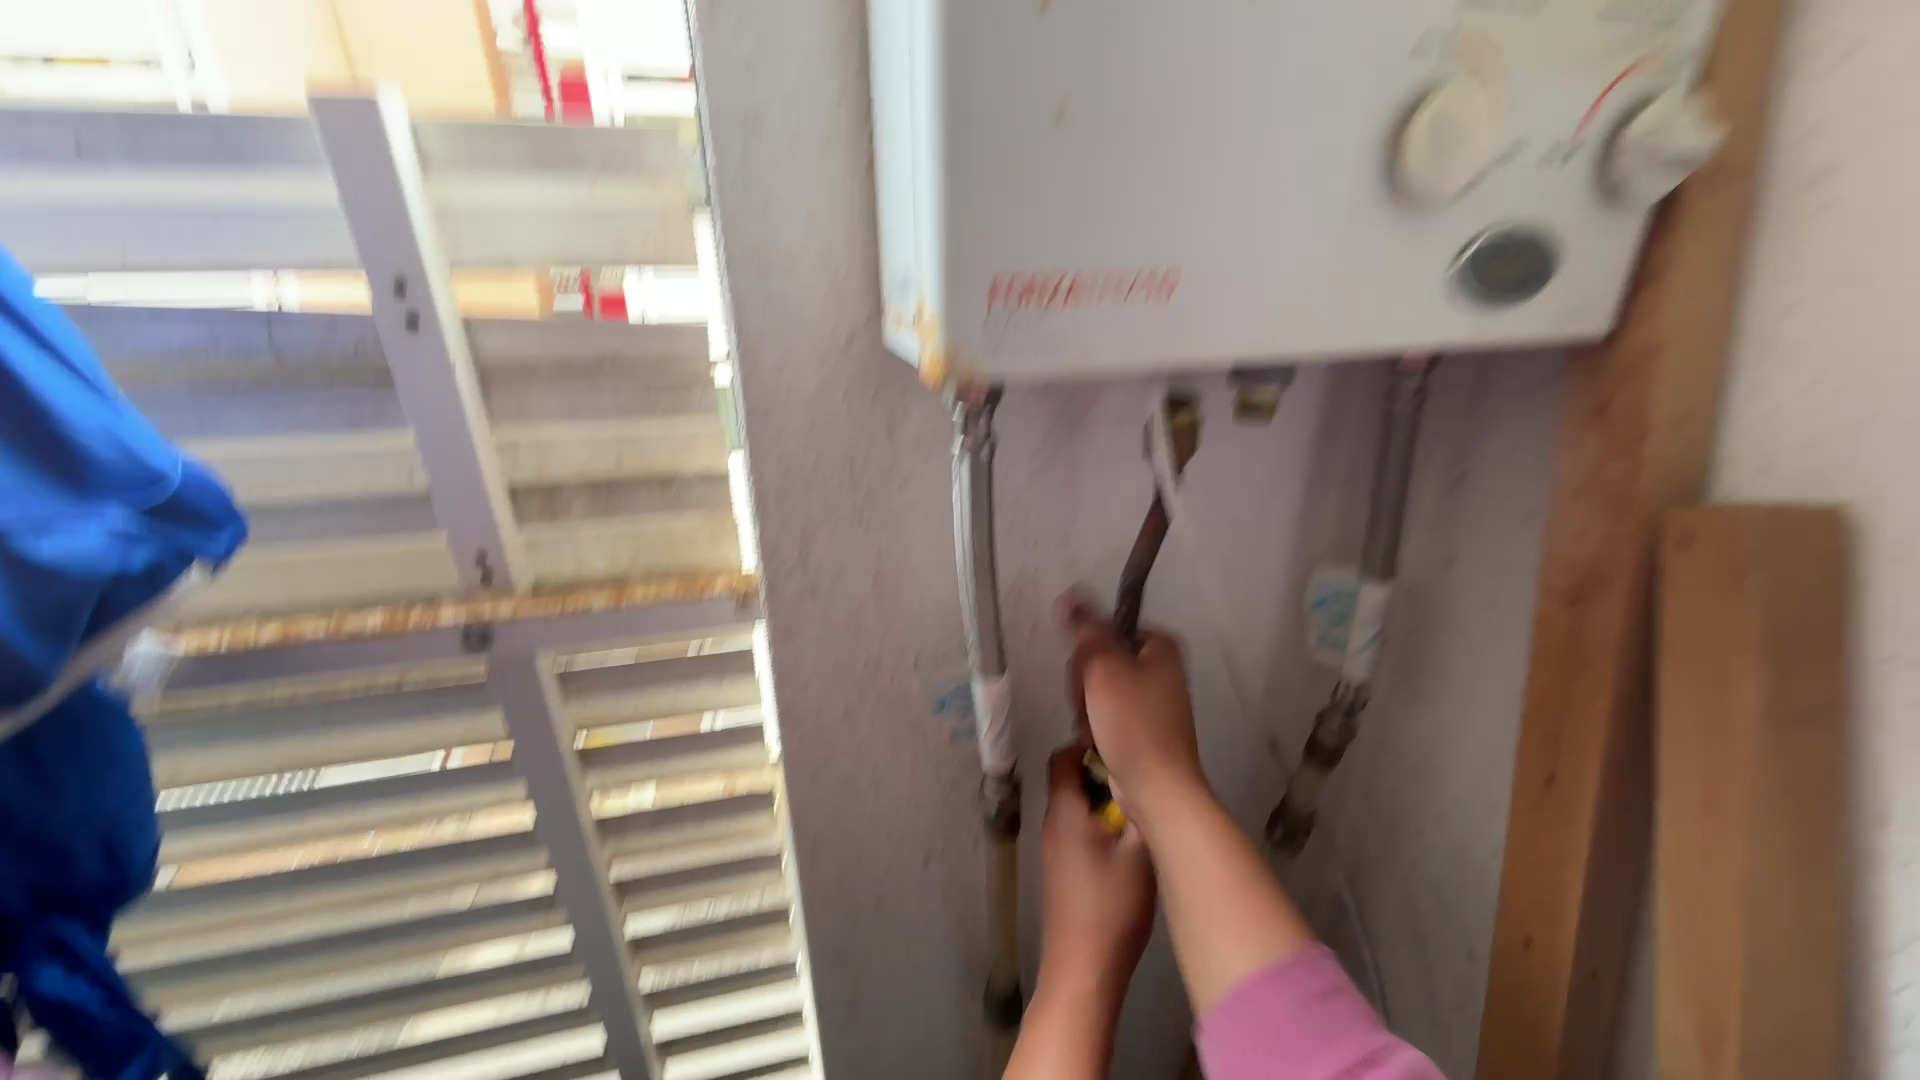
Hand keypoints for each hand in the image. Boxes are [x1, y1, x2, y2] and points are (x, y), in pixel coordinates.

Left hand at [1038, 745, 1156, 992]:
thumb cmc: (1112, 905)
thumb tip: (1144, 777)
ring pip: (1076, 809)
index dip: (1089, 745)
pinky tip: (1127, 844)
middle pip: (1070, 781)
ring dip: (1103, 802)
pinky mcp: (1061, 871)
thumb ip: (1142, 808)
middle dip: (1102, 775)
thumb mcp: (1141, 852)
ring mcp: (1053, 850)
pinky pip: (1077, 831)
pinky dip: (1099, 826)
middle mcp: (1052, 824)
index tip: (1121, 748)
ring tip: (1138, 809)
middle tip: (1138, 780)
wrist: (1083, 968)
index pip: (1063, 757)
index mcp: (1065, 811)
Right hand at [1061, 596, 1208, 821]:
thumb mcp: (1104, 667)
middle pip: (1101, 658)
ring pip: (1099, 687)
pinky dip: (1096, 724)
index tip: (1085, 674)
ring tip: (1092, 726)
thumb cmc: (1132, 722)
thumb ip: (1086, 628)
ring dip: (1086, 706)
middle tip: (1087, 703)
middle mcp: (1161, 668)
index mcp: (1160, 645)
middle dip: (1084, 682)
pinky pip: (1107, 712)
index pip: (1106, 629)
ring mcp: (1153, 700)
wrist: (1155, 787)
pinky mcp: (1143, 727)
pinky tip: (1096, 739)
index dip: (1088, 650)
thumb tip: (1069, 594)